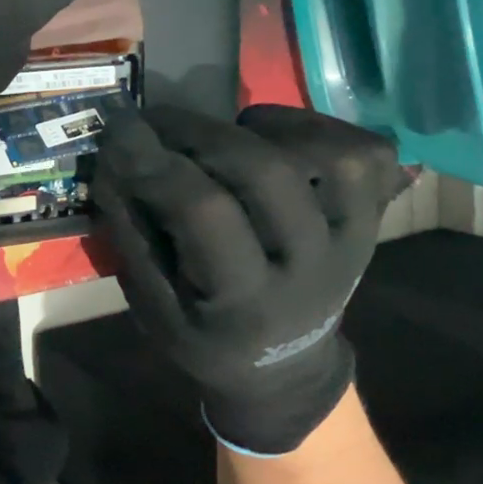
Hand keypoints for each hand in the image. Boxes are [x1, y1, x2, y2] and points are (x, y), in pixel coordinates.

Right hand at [92, 104, 404, 454]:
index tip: (115, 127)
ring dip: (266, 128)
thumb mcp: (151, 305)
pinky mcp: (372, 220)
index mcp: (245, 302)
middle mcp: (309, 268)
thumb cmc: (202, 334)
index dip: (153, 160)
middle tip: (155, 119)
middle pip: (267, 174)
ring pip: (330, 158)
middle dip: (199, 132)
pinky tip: (275, 134)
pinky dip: (320, 128)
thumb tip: (110, 157)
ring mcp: (352, 241)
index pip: (202, 211)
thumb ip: (131, 233)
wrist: (283, 364)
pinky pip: (366, 154)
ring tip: (224, 128)